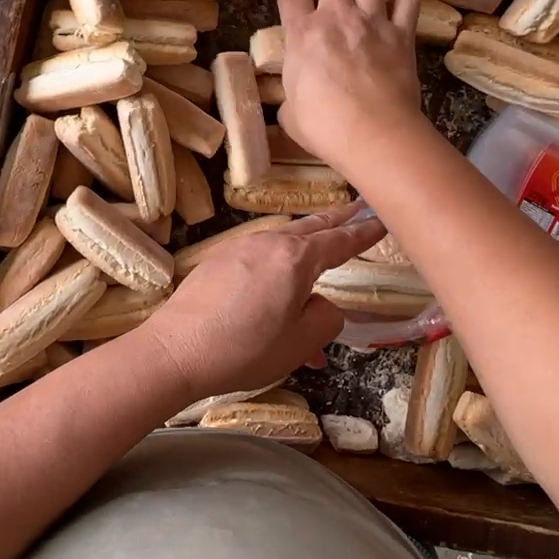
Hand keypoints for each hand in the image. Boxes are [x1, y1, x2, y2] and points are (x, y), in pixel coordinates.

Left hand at [138, 204, 386, 402]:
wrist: (176, 350)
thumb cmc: (244, 349)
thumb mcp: (300, 343)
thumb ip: (325, 318)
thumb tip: (319, 304)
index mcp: (296, 259)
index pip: (341, 241)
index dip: (364, 232)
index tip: (382, 218)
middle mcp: (269, 243)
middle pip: (312, 227)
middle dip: (338, 219)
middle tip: (359, 208)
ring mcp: (239, 248)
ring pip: (283, 239)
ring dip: (306, 242)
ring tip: (322, 243)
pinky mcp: (217, 259)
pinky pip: (259, 256)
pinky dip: (277, 263)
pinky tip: (277, 287)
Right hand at [276, 0, 423, 170]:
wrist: (374, 135)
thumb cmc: (324, 128)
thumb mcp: (290, 113)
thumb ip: (290, 93)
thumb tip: (293, 97)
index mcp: (302, 33)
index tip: (297, 9)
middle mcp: (337, 17)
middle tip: (331, 1)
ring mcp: (373, 22)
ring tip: (363, 3)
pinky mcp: (403, 34)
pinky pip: (407, 1)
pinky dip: (401, 7)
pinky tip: (394, 20)